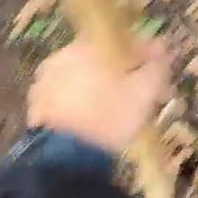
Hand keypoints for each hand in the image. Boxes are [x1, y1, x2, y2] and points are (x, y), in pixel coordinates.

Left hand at [26, 38, 169, 153]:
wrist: (64, 156)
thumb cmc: (110, 116)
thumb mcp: (146, 92)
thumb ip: (157, 67)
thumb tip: (162, 51)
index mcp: (91, 46)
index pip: (126, 41)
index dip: (146, 54)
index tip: (159, 68)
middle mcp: (64, 55)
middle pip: (102, 58)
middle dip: (121, 71)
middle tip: (138, 91)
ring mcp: (46, 79)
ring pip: (82, 77)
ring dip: (98, 86)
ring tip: (114, 109)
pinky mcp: (36, 103)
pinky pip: (66, 96)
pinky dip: (80, 102)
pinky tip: (92, 119)